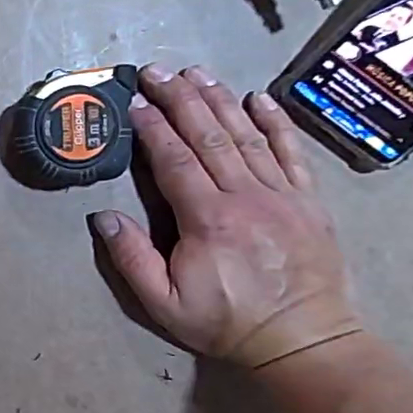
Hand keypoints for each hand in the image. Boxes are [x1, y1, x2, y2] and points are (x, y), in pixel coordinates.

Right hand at [93, 65, 361, 366]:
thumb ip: (132, 259)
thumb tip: (104, 216)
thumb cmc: (226, 324)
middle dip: (179, 99)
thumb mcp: (164, 304)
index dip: (153, 128)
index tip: (135, 101)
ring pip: (247, 136)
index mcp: (208, 220)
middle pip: (209, 135)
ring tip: (196, 74)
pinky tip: (258, 99)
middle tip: (157, 71)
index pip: (175, 160)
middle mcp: (246, 196)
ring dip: (219, 100)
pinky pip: (291, 152)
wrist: (304, 341)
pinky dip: (275, 123)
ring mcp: (282, 194)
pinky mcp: (309, 201)